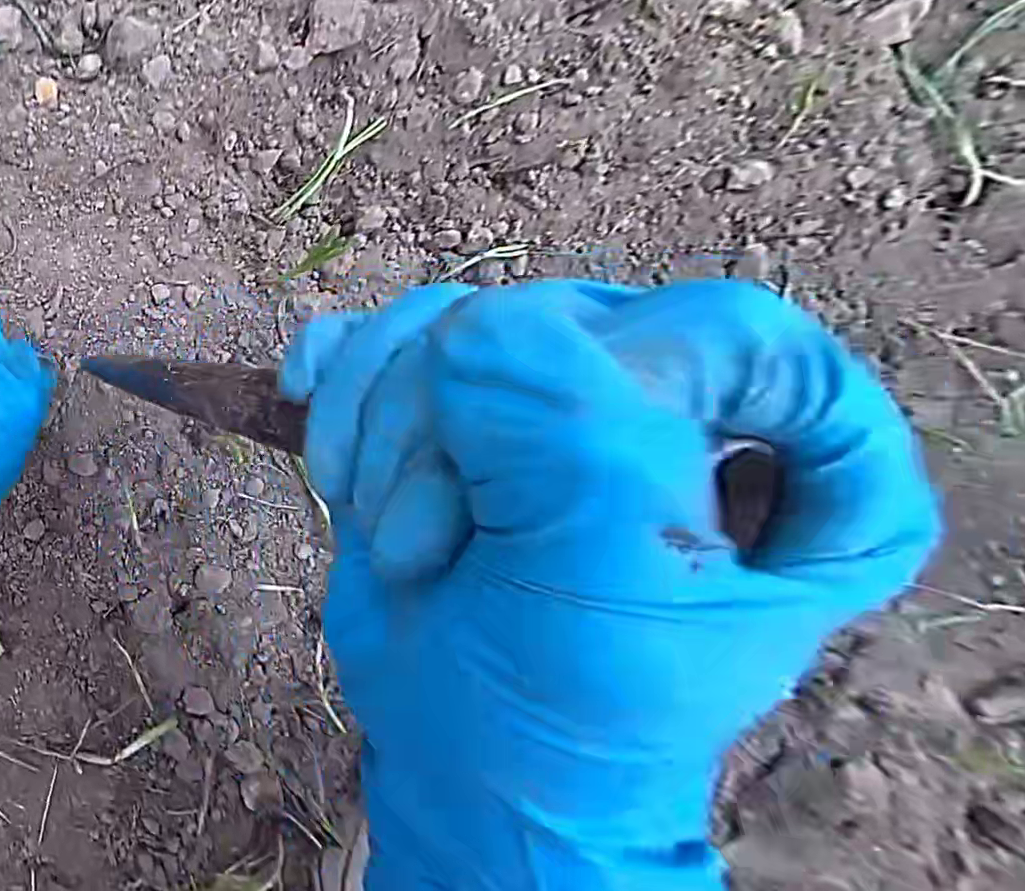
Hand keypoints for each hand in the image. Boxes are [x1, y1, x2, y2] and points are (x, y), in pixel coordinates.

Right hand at [281, 280, 939, 889]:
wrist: (447, 737)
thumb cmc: (556, 700)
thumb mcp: (590, 598)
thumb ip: (565, 451)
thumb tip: (468, 326)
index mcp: (766, 444)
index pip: (712, 335)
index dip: (596, 400)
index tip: (515, 500)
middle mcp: (635, 392)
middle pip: (510, 324)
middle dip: (424, 432)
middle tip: (405, 541)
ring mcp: (516, 391)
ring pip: (420, 324)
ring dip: (359, 417)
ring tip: (357, 510)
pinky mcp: (422, 401)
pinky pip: (366, 335)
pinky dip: (323, 363)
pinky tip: (295, 395)